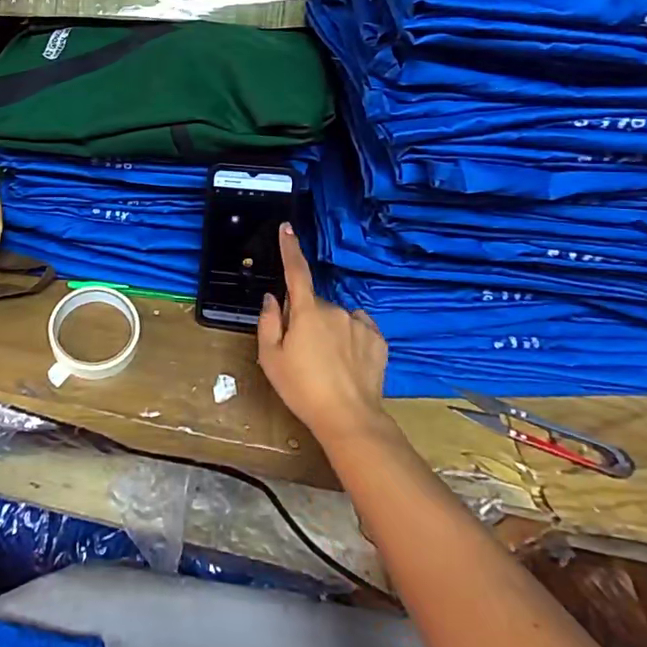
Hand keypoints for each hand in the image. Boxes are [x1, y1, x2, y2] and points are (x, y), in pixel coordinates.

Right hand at [258, 223, 389, 442]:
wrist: (349, 418)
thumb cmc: (301, 387)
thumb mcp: (270, 357)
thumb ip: (268, 322)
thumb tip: (272, 298)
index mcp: (306, 312)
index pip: (296, 272)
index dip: (290, 248)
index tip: (287, 228)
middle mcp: (335, 310)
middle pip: (313, 304)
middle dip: (304, 317)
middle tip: (298, 350)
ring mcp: (360, 324)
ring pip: (335, 317)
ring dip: (327, 329)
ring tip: (324, 362)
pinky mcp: (378, 340)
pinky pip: (357, 327)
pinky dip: (349, 336)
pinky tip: (345, 360)